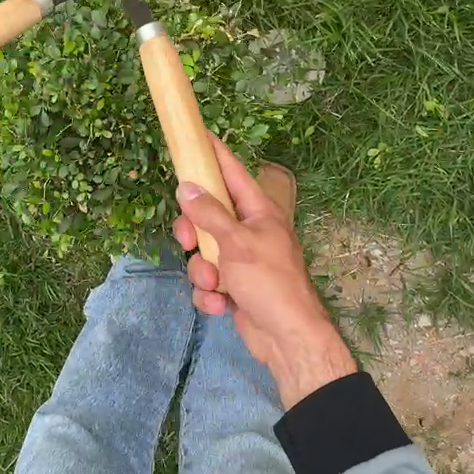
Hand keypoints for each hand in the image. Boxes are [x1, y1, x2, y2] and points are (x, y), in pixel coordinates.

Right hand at [173, 134, 356, 407]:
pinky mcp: (233, 286)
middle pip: (207, 214)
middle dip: (193, 232)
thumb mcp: (236, 243)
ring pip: (203, 252)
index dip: (214, 153)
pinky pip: (208, 279)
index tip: (196, 134)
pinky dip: (210, 293)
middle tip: (188, 240)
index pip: (232, 172)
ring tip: (216, 285)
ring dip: (202, 271)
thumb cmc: (269, 283)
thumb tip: (186, 186)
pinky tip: (220, 304)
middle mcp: (248, 231)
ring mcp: (240, 260)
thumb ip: (209, 214)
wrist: (287, 339)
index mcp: (258, 211)